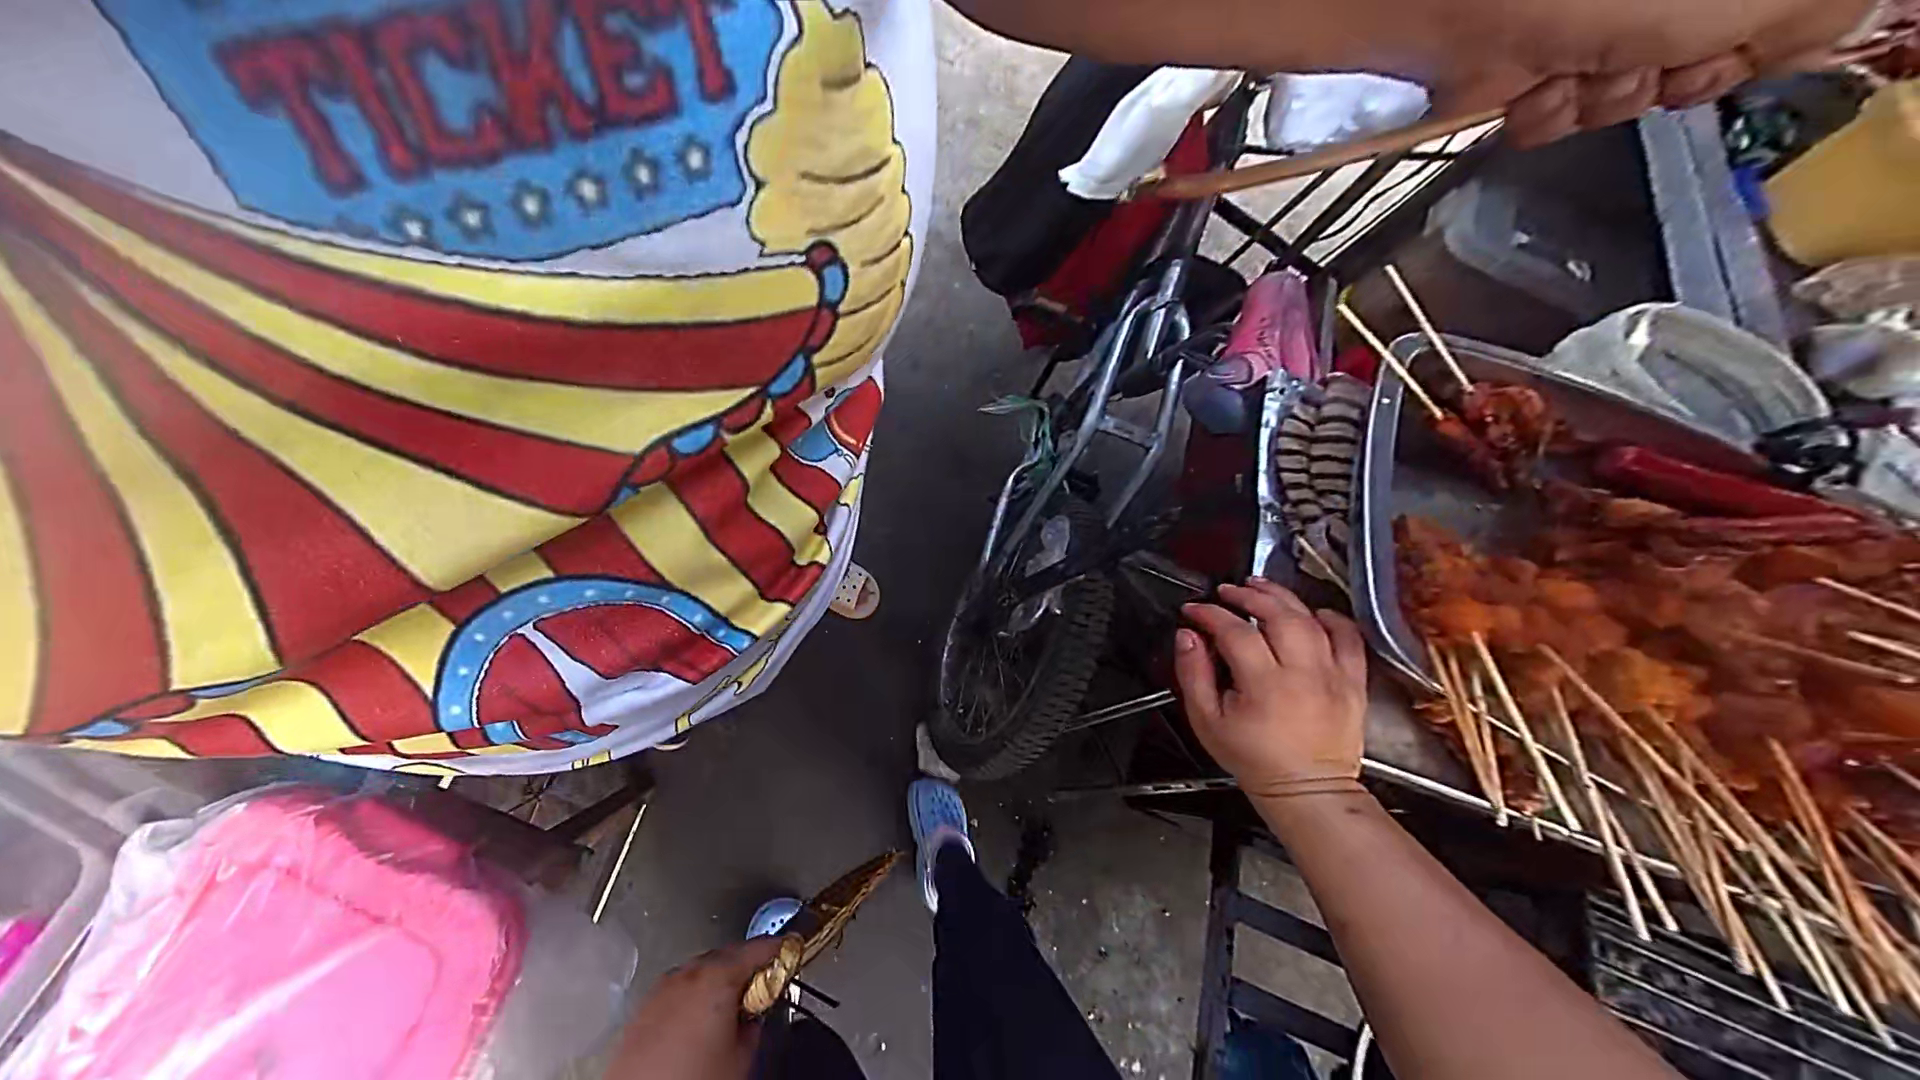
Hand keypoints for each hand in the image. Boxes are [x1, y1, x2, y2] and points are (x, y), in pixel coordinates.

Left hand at [607, 935, 793, 1079]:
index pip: (760, 948)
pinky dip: (693, 998)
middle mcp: (688, 973)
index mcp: (717, 976)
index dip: (780, 950)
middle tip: (764, 987)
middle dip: (748, 967)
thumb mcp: (741, 1059)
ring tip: (729, 1012)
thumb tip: (753, 1016)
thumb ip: (755, 1025)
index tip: (790, 953)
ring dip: (719, 982)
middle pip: (729, 955)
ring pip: (701, 972)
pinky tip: (697, 1025)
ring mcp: (662, 990)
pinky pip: (678, 991)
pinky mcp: (643, 1010)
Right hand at [1173, 579, 1366, 795]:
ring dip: (1283, 597)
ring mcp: (1333, 677)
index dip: (1210, 614)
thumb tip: (1187, 636)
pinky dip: (1333, 618)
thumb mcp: (1206, 721)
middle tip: (1226, 591)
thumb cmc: (1253, 758)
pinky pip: (1350, 639)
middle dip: (1247, 595)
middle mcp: (1303, 675)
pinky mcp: (1352, 682)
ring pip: (1311, 620)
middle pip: (1277, 615)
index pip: (1235, 631)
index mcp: (1264, 686)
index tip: (1194, 610)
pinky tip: (1311, 611)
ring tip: (1259, 587)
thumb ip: (1192, 674)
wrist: (1307, 789)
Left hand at [1399, 0, 1874, 144]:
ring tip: (1572, 69)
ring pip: (1620, 100)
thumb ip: (1812, 10)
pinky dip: (1542, 114)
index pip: (1773, 22)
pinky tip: (1530, 90)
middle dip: (1669, 77)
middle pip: (1696, 65)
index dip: (1752, 45)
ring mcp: (1589, 27)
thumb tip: (1827, 33)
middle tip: (1645, 58)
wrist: (1465, 10)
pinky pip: (1552, 119)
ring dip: (1598, 98)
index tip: (1728, 48)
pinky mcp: (1523, 68)